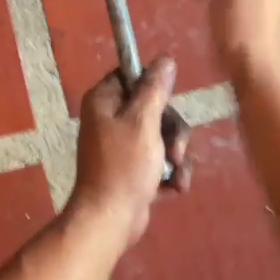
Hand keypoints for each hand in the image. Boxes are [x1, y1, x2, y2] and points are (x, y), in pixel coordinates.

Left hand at [68, 59, 186, 246]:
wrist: (110, 220)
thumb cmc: (124, 166)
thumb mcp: (143, 122)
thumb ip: (155, 89)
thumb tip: (165, 59)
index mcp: (103, 100)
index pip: (132, 75)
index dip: (154, 87)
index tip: (167, 102)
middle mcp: (109, 118)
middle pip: (153, 107)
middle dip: (172, 130)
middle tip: (175, 150)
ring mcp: (120, 144)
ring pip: (160, 134)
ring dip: (175, 154)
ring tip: (175, 173)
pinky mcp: (132, 168)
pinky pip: (158, 158)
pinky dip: (169, 171)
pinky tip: (175, 186)